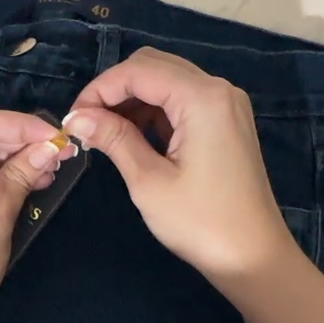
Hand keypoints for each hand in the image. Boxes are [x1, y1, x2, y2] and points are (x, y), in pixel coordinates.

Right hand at [63, 48, 295, 286]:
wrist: (251, 255)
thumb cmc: (199, 222)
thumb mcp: (149, 182)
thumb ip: (114, 140)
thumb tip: (76, 118)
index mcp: (202, 98)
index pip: (139, 71)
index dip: (99, 89)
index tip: (73, 119)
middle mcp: (218, 90)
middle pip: (154, 67)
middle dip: (114, 90)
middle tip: (85, 125)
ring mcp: (226, 106)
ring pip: (167, 83)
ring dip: (132, 101)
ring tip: (103, 135)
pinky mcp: (226, 124)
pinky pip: (182, 103)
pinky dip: (153, 113)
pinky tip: (132, 139)